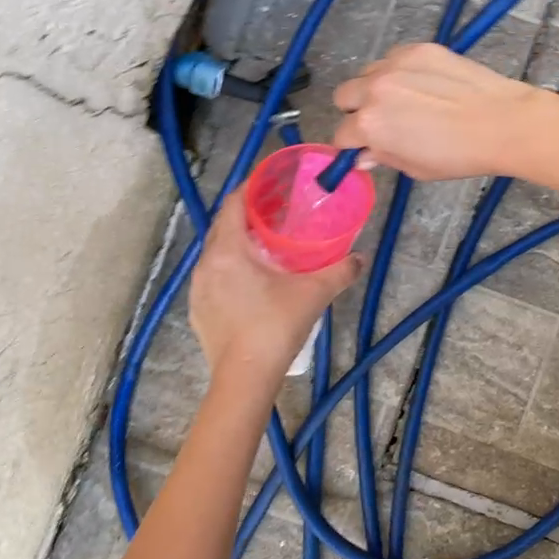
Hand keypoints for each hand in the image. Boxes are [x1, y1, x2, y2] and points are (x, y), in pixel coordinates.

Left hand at [189, 200, 360, 381]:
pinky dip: (229, 267)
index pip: (234, 204)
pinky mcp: (198, 311)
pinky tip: (250, 279)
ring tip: (264, 243)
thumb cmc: (276, 326)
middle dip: (245, 213)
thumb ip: (341, 271)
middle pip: (222, 225)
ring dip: (236, 241)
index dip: (250, 187)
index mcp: (229, 251)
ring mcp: (198, 289)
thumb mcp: (314, 293)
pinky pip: (212, 276)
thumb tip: (361, 258)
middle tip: (274, 209)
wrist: (245, 378)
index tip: (270, 180)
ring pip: (215, 252)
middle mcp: (206, 264)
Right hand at [331, 43, 552, 180]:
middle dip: (357, 110)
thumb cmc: (461, 154)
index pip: (341, 134)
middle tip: (382, 121)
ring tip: (405, 100)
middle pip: (345, 97)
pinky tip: (424, 83)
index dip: (352, 144)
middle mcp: (375, 90)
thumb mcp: (416, 169)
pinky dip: (400, 69)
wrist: (503, 122)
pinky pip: (394, 57)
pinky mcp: (419, 48)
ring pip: (367, 73)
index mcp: (370, 125)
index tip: (364, 146)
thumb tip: (365, 155)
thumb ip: (384, 158)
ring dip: (376, 86)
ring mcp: (397, 64)